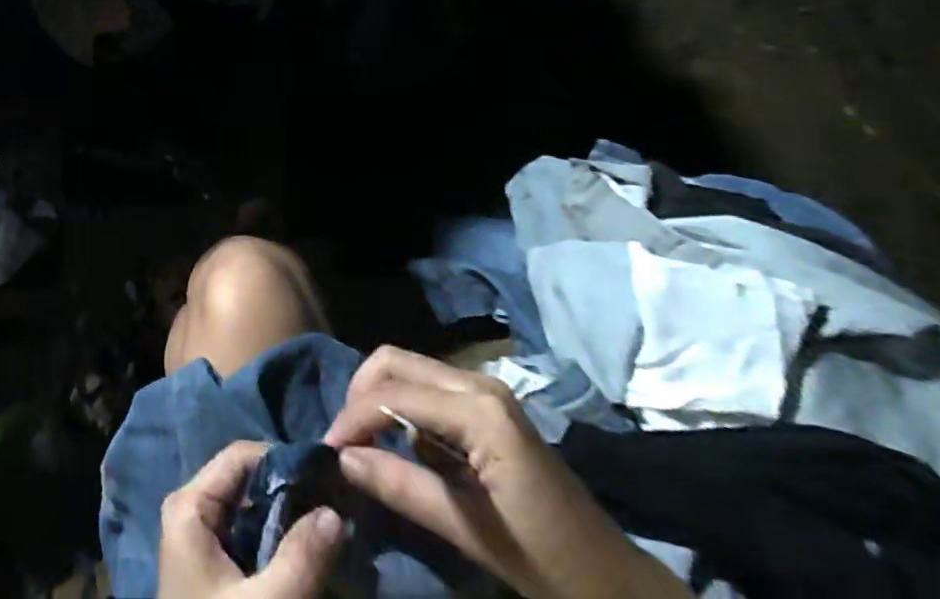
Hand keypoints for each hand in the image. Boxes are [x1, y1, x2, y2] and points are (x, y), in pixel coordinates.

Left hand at [157, 441, 345, 598]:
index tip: (328, 474)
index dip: (284, 459)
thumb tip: (337, 512)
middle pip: (248, 479)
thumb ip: (302, 556)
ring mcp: (201, 534)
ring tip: (331, 522)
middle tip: (337, 500)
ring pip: (252, 506)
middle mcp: (192, 509)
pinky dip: (279, 538)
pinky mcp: (213, 561)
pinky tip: (309, 548)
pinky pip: (249, 532)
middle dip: (292, 489)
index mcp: (190, 505)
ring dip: (290, 515)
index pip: (241, 455)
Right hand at [324, 347, 691, 598]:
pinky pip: (428, 387)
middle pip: (395, 361)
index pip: (393, 394)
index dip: (352, 419)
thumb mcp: (467, 530)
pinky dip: (401, 405)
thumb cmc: (544, 559)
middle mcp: (479, 385)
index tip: (326, 452)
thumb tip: (342, 458)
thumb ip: (401, 487)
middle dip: (359, 395)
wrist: (613, 577)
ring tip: (361, 443)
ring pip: (409, 369)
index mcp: (479, 412)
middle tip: (342, 442)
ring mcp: (485, 390)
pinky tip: (397, 443)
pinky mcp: (488, 405)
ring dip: (377, 397)